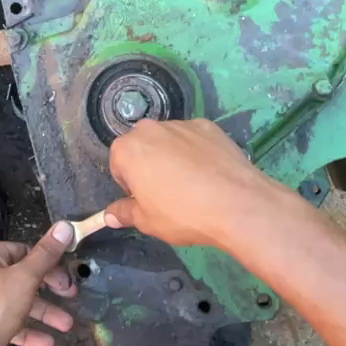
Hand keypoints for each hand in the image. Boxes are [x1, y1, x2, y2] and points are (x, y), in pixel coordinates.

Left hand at [0, 222, 77, 345]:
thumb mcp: (25, 278)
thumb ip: (46, 254)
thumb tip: (65, 225)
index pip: (23, 251)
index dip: (47, 263)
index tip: (67, 276)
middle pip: (22, 277)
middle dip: (49, 291)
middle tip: (72, 296)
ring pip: (18, 302)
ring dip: (43, 313)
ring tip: (67, 325)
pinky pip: (9, 322)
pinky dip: (28, 330)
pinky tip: (48, 343)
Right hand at [105, 118, 295, 248]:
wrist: (236, 203)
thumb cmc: (182, 213)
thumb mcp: (147, 221)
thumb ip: (125, 213)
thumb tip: (109, 215)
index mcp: (128, 149)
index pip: (118, 165)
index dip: (130, 185)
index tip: (146, 200)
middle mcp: (151, 129)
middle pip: (143, 147)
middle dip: (149, 165)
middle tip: (166, 192)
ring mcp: (181, 124)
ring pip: (169, 140)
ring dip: (172, 156)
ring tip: (193, 184)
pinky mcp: (208, 126)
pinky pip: (194, 138)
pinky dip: (197, 151)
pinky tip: (209, 173)